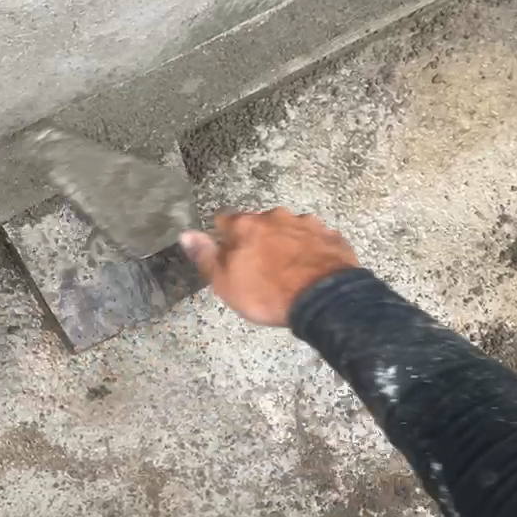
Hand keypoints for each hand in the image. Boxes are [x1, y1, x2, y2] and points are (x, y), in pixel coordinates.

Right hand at [179, 208, 358, 326]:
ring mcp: (307, 224)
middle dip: (257, 238)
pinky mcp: (331, 237)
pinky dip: (309, 250)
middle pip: (259, 223)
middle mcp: (276, 217)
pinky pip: (314, 240)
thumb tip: (186, 234)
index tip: (225, 251)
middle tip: (258, 265)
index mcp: (245, 226)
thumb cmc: (268, 293)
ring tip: (287, 269)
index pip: (224, 219)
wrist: (322, 300)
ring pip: (288, 229)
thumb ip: (206, 255)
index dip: (222, 235)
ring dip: (284, 242)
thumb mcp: (225, 281)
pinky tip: (309, 269)